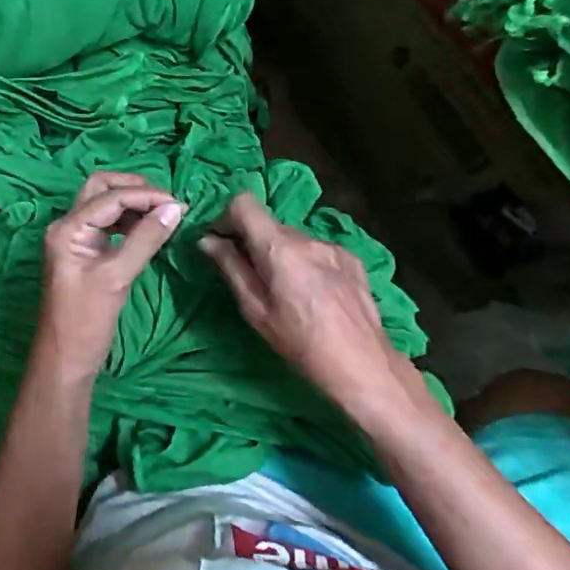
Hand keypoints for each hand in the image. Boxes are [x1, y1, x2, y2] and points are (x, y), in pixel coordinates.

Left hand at [36, 172, 185, 382]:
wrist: (64, 361)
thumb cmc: (86, 322)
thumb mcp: (117, 277)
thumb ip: (146, 239)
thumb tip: (174, 209)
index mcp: (68, 228)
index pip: (111, 196)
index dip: (147, 196)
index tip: (179, 205)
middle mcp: (67, 226)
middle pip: (101, 188)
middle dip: (135, 188)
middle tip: (167, 203)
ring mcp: (73, 238)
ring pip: (104, 203)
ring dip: (133, 203)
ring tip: (163, 215)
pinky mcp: (83, 252)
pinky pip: (106, 223)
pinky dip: (128, 220)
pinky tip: (148, 230)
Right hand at [198, 194, 417, 420]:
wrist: (363, 365)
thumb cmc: (300, 343)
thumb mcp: (255, 310)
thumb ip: (230, 268)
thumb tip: (207, 240)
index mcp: (279, 247)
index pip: (244, 203)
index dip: (226, 218)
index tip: (221, 244)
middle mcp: (307, 237)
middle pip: (269, 224)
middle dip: (253, 242)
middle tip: (250, 278)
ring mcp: (332, 246)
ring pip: (293, 238)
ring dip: (281, 254)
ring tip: (286, 291)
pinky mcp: (351, 258)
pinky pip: (316, 250)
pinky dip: (306, 262)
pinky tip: (314, 294)